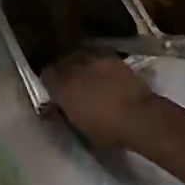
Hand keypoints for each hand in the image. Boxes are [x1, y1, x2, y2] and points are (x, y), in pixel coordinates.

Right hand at [42, 52, 158, 151]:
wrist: (139, 116)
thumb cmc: (107, 129)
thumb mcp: (78, 125)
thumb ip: (65, 109)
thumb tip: (58, 104)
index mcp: (61, 87)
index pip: (46, 75)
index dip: (48, 81)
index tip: (52, 88)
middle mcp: (73, 68)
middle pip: (60, 61)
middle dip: (62, 68)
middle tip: (68, 79)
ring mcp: (93, 60)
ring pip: (78, 55)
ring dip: (78, 63)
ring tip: (85, 73)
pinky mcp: (111, 57)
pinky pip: (96, 56)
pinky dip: (96, 62)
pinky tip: (101, 71)